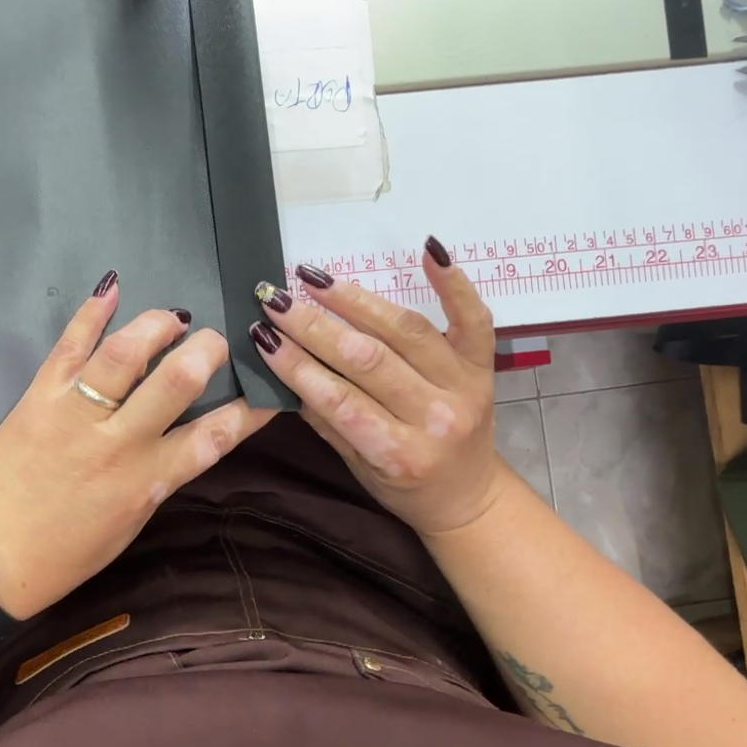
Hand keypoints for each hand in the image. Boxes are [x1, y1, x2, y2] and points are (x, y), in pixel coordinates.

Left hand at [0, 272, 273, 618]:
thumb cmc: (65, 554)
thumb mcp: (129, 524)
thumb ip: (162, 476)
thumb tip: (192, 439)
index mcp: (147, 482)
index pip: (214, 435)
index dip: (250, 410)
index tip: (268, 391)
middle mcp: (118, 442)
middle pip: (177, 381)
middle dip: (208, 351)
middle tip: (216, 342)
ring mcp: (75, 413)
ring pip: (125, 354)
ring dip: (158, 325)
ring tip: (174, 319)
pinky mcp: (38, 397)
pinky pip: (68, 346)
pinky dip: (91, 313)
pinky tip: (112, 288)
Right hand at [247, 240, 508, 538]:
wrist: (469, 497)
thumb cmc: (404, 488)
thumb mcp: (357, 466)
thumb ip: (326, 419)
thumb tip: (282, 367)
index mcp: (400, 453)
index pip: (339, 400)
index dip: (297, 365)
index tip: (262, 334)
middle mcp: (436, 417)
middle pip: (368, 360)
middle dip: (314, 327)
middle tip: (276, 301)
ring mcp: (465, 386)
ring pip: (406, 330)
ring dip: (356, 299)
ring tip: (315, 279)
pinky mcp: (484, 365)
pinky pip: (474, 317)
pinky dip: (454, 282)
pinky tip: (428, 249)